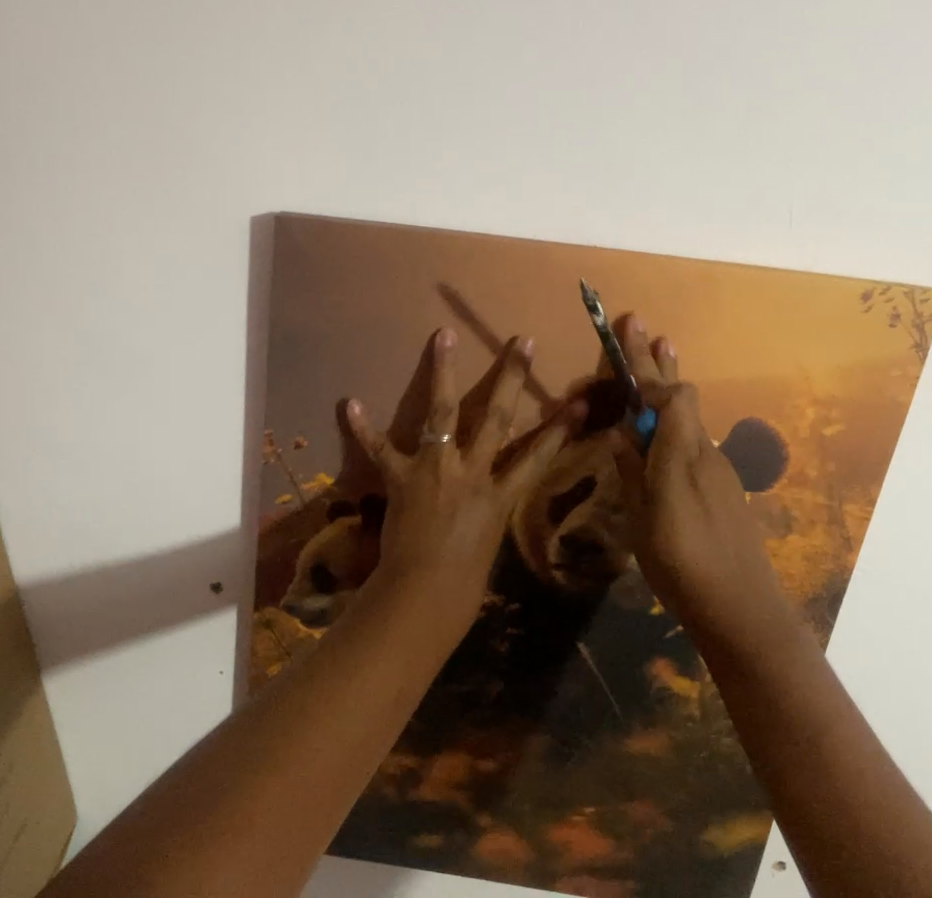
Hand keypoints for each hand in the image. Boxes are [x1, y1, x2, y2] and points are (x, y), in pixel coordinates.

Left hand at [343, 328, 576, 618]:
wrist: (425, 596)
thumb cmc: (462, 583)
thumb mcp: (487, 542)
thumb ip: (488, 512)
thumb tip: (486, 497)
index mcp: (501, 496)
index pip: (537, 457)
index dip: (560, 429)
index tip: (581, 401)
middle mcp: (473, 474)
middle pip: (497, 417)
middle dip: (511, 378)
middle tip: (522, 341)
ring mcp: (438, 472)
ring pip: (444, 412)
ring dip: (442, 372)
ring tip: (443, 336)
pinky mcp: (404, 479)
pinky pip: (381, 449)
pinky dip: (364, 428)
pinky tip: (350, 402)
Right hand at [614, 314, 789, 640]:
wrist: (742, 608)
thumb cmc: (682, 566)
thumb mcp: (643, 522)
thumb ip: (632, 473)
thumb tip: (621, 434)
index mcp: (680, 459)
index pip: (670, 398)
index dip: (647, 371)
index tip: (629, 338)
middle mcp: (703, 454)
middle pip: (681, 397)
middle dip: (657, 363)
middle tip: (641, 325)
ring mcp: (718, 470)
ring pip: (689, 415)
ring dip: (670, 383)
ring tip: (661, 350)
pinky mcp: (723, 487)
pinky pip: (694, 437)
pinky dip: (677, 417)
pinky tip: (665, 423)